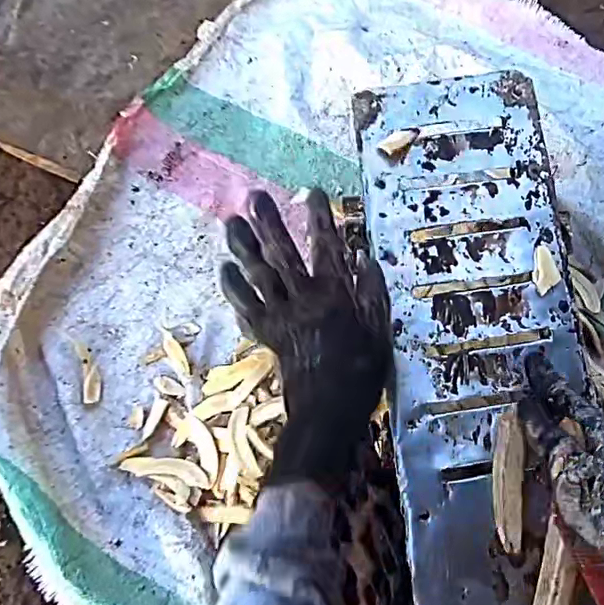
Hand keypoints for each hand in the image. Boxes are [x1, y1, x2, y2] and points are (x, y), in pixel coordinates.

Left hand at [220, 190, 388, 488]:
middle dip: (268, 224)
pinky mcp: (266, 334)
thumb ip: (373, 293)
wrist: (326, 411)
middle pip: (281, 255)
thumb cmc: (360, 372)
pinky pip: (245, 307)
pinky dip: (233, 288)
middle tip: (254, 197)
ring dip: (242, 248)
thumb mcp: (379, 332)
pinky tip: (224, 270)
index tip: (314, 193)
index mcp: (334, 296)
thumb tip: (364, 255)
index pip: (326, 248)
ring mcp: (280, 317)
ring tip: (231, 224)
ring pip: (256, 276)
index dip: (320, 219)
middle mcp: (302, 299)